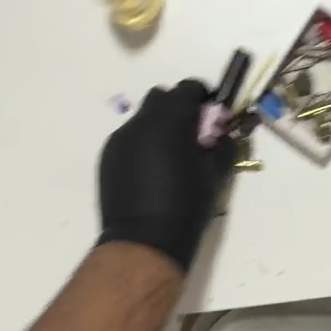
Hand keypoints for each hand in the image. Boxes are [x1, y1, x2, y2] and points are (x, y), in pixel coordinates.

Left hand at [97, 80, 236, 272]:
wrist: (145, 242)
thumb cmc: (186, 208)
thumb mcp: (215, 176)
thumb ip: (223, 146)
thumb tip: (223, 133)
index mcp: (170, 121)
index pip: (188, 88)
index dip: (202, 98)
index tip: (210, 116)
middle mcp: (141, 122)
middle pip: (161, 98)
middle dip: (177, 109)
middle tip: (190, 135)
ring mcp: (120, 139)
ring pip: (142, 118)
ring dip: (158, 127)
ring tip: (168, 157)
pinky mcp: (107, 157)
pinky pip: (128, 139)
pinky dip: (142, 145)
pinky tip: (149, 172)